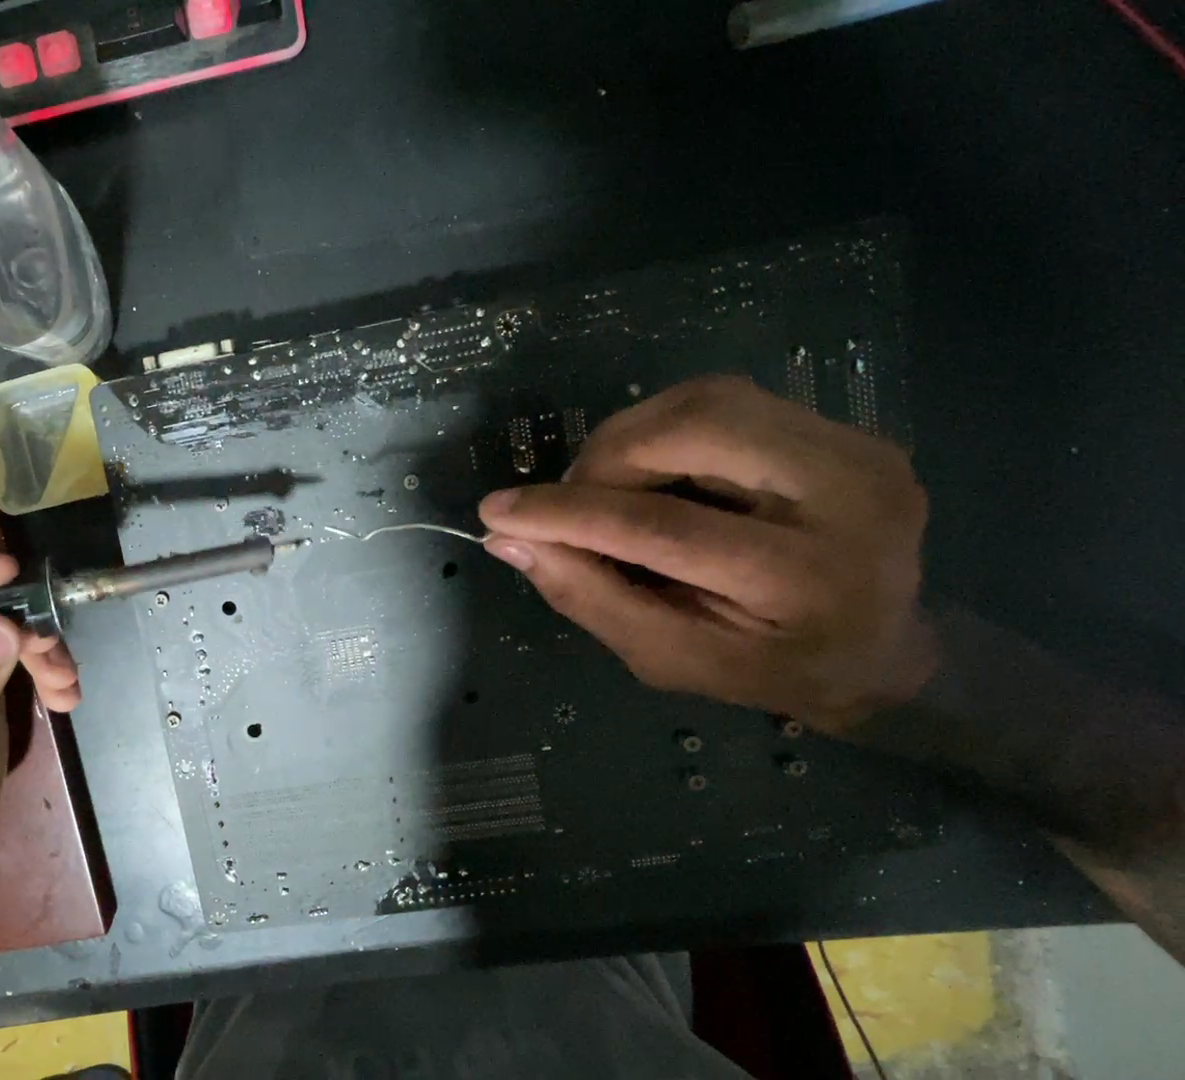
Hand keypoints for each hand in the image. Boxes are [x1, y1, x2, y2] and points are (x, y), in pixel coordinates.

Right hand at [477, 376, 936, 732]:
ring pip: (708, 400)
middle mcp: (849, 498)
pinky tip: (655, 470)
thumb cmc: (767, 668)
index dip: (568, 514)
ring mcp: (857, 450)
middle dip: (606, 459)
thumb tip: (508, 538)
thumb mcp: (669, 659)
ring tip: (609, 486)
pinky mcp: (847, 428)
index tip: (498, 510)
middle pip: (694, 432)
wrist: (886, 648)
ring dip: (631, 436)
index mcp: (805, 582)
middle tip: (572, 499)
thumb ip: (589, 597)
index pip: (663, 528)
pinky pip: (727, 401)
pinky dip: (665, 429)